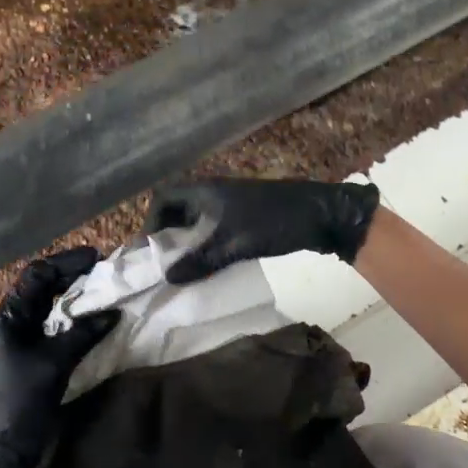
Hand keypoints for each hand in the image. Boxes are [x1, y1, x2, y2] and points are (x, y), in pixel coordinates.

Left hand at [0, 246, 119, 467]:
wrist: (8, 448)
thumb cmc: (25, 401)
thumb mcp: (55, 364)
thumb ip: (82, 334)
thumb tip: (112, 313)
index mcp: (8, 317)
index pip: (36, 275)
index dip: (65, 262)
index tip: (94, 257)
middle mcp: (12, 321)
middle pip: (41, 286)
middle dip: (70, 274)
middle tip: (101, 268)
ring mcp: (21, 338)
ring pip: (48, 304)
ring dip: (72, 294)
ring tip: (100, 286)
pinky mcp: (32, 354)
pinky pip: (53, 324)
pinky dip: (72, 316)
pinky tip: (91, 315)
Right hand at [146, 177, 380, 284]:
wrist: (320, 215)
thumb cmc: (272, 223)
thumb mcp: (233, 244)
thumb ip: (199, 260)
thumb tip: (167, 277)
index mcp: (204, 191)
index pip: (162, 199)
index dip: (150, 222)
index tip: (148, 250)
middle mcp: (212, 192)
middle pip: (177, 210)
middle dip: (166, 236)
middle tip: (160, 264)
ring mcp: (228, 203)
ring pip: (196, 221)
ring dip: (186, 242)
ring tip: (180, 269)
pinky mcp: (243, 215)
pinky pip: (212, 228)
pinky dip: (204, 244)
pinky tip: (207, 265)